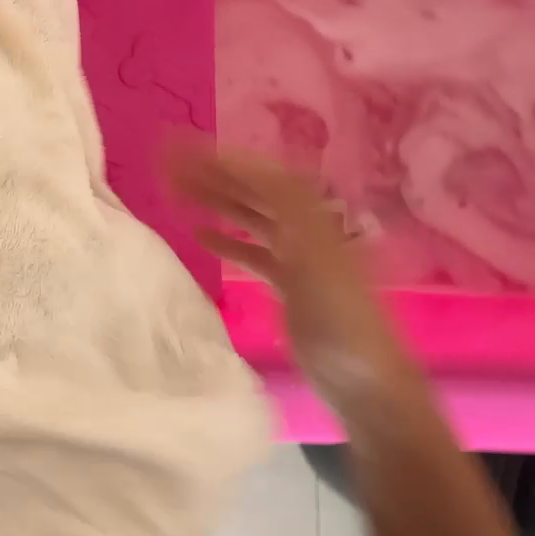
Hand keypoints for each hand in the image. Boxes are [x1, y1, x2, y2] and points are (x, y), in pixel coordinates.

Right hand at [166, 139, 402, 394]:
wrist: (365, 384)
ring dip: (215, 202)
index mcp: (317, 220)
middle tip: (169, 167)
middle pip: (256, 193)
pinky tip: (198, 234)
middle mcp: (308, 230)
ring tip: (175, 192)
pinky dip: (226, 241)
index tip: (187, 151)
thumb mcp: (317, 258)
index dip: (227, 161)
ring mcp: (299, 258)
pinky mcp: (289, 285)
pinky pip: (252, 252)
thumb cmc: (343, 321)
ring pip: (251, 219)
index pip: (266, 178)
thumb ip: (285, 209)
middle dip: (214, 176)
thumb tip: (250, 167)